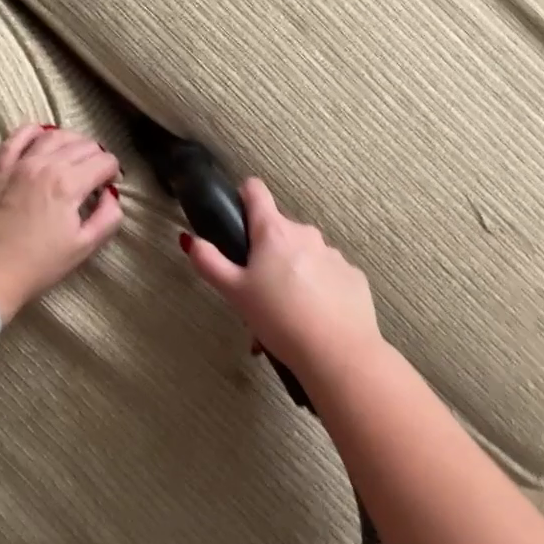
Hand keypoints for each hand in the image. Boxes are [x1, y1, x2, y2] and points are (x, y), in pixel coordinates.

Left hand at [0, 124, 122, 316]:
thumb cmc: (38, 266)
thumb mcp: (83, 247)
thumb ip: (108, 217)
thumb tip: (112, 196)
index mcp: (69, 184)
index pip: (104, 161)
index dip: (114, 172)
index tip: (110, 186)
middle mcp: (45, 165)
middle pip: (83, 145)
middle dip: (96, 157)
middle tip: (96, 175)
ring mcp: (17, 163)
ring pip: (53, 135)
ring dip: (72, 141)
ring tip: (75, 156)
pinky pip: (16, 137)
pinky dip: (33, 131)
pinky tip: (41, 136)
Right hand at [180, 178, 381, 384]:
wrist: (337, 353)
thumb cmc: (280, 320)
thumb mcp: (234, 293)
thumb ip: (209, 262)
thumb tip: (191, 240)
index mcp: (274, 232)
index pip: (255, 190)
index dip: (242, 197)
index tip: (237, 217)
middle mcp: (306, 234)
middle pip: (278, 232)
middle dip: (265, 255)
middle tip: (255, 292)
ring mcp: (333, 254)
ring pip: (303, 256)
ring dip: (290, 276)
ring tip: (282, 315)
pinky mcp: (352, 276)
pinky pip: (328, 275)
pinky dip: (317, 289)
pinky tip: (311, 318)